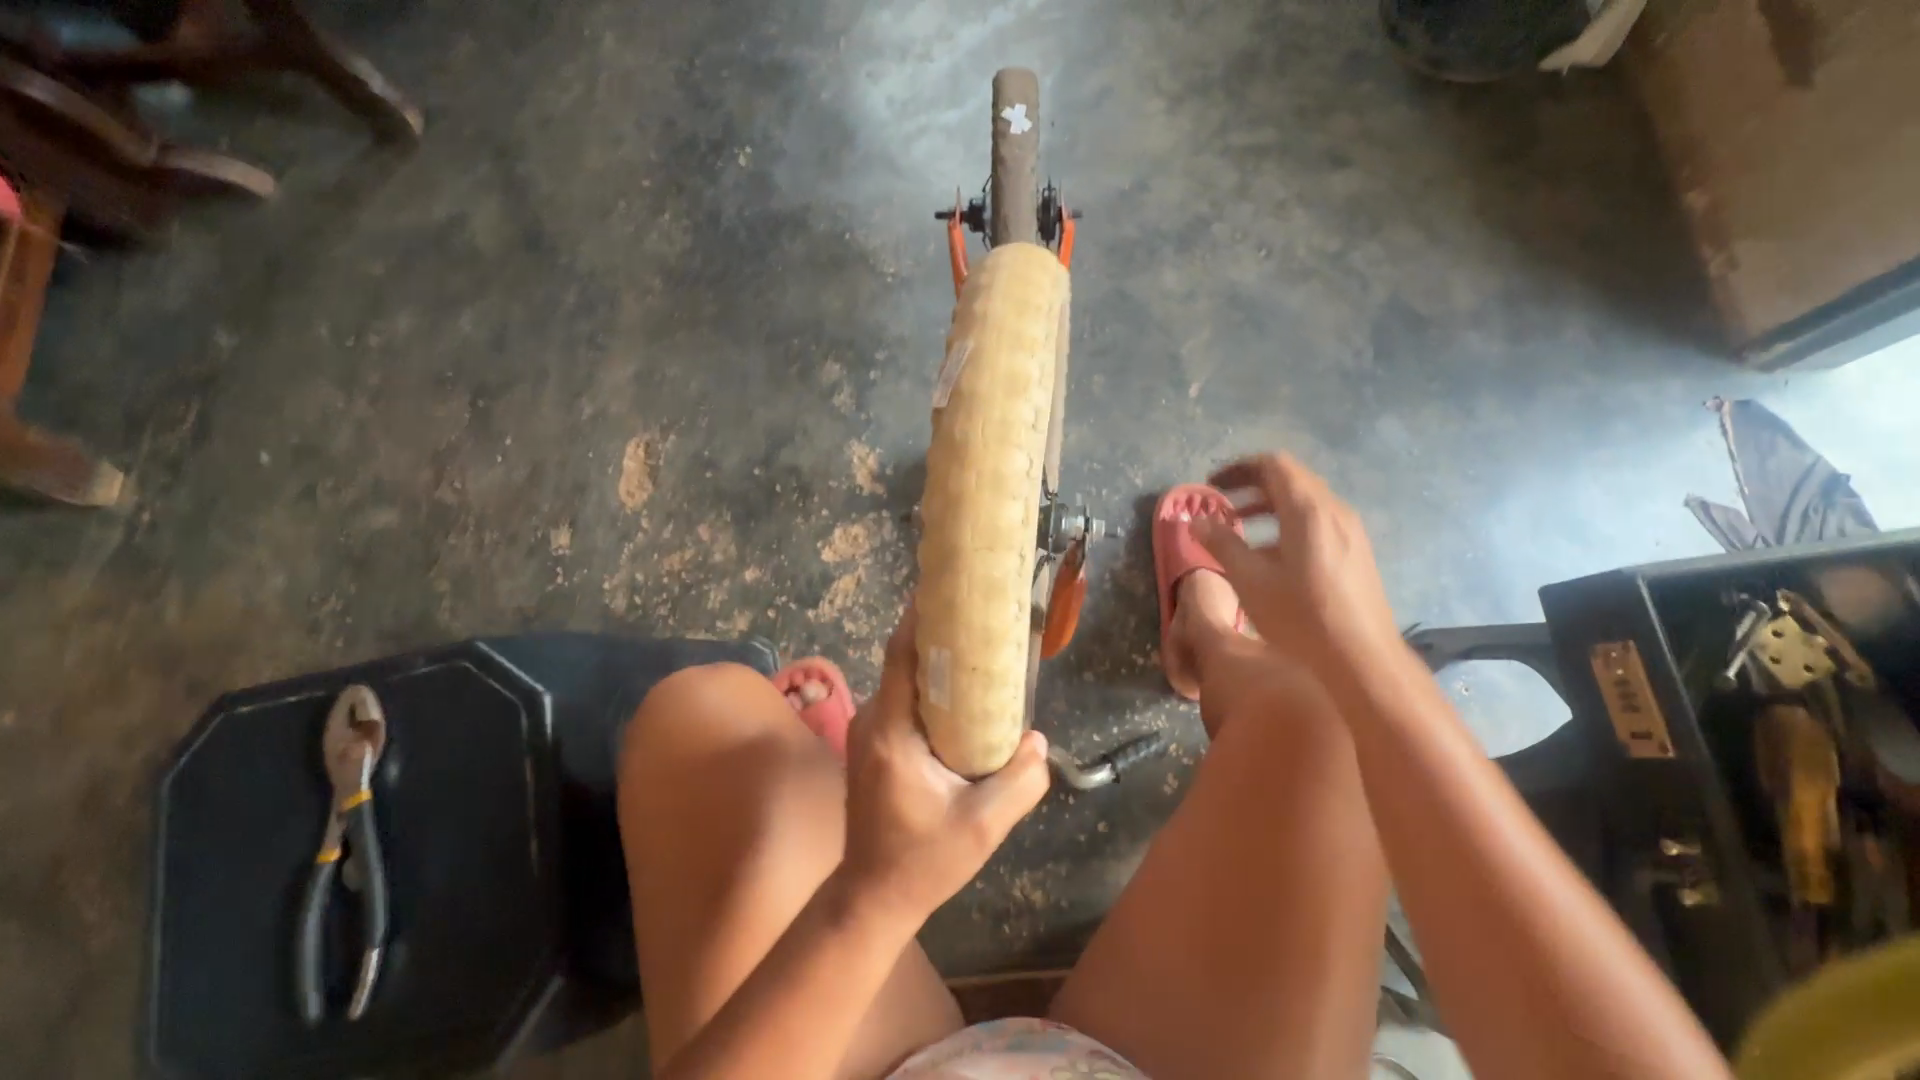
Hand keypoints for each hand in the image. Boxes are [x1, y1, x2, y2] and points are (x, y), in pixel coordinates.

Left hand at [840, 608, 1050, 922]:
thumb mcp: (982, 828)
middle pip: (903, 663)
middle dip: (940, 637)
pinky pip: (901, 703)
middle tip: (982, 621)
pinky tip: (961, 701)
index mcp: (892, 733)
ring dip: (936, 667)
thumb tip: (1036, 740)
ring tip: (979, 656)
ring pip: (903, 683)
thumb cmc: (923, 861)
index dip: (921, 618)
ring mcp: (867, 734)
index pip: (901, 657)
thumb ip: (1019, 782)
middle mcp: (872, 723)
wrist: (872, 896)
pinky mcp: (871, 746)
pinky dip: (929, 692)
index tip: (949, 589)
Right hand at [1194, 453, 1403, 672]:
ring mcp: (1351, 532)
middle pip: (1291, 480)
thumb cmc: (1301, 619)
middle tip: (1222, 505)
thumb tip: (1196, 521)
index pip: (1273, 465)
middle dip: (1252, 486)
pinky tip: (1272, 557)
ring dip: (1270, 507)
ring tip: (1241, 529)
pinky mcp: (1357, 553)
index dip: (1238, 469)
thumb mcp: (1250, 581)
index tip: (1212, 486)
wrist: (1362, 661)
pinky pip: (1319, 523)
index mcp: (1308, 510)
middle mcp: (1334, 511)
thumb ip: (1221, 544)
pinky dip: (1289, 524)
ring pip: (1306, 502)